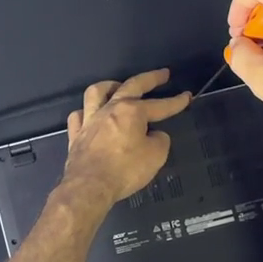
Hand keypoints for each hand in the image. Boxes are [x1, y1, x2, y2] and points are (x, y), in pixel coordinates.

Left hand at [59, 69, 191, 207]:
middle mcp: (109, 109)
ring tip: (118, 87)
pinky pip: (78, 116)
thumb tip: (154, 135)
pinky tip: (90, 116)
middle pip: (131, 86)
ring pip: (96, 92)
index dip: (175, 102)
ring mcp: (89, 121)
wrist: (90, 186)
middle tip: (162, 75)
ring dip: (109, 86)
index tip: (187, 97)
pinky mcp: (75, 136)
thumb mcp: (156, 156)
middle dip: (150, 79)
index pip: (159, 105)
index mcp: (132, 111)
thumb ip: (159, 141)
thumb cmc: (125, 170)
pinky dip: (85, 113)